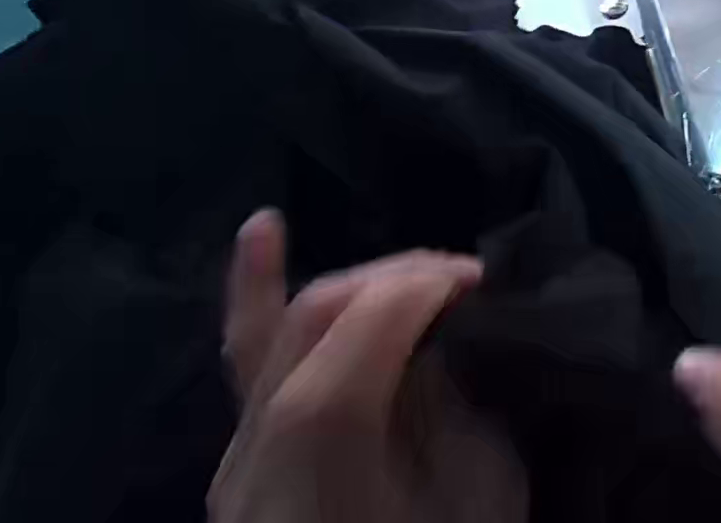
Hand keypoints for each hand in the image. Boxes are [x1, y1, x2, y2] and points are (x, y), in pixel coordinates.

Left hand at [210, 208, 526, 522]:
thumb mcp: (477, 496)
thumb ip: (461, 401)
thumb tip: (449, 332)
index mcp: (322, 457)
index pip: (368, 319)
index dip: (429, 280)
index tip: (483, 278)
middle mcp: (258, 447)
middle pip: (323, 309)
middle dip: (401, 275)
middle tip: (463, 282)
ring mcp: (237, 453)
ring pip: (282, 323)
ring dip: (361, 280)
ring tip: (419, 272)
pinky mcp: (241, 459)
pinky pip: (244, 359)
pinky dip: (256, 286)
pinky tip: (264, 225)